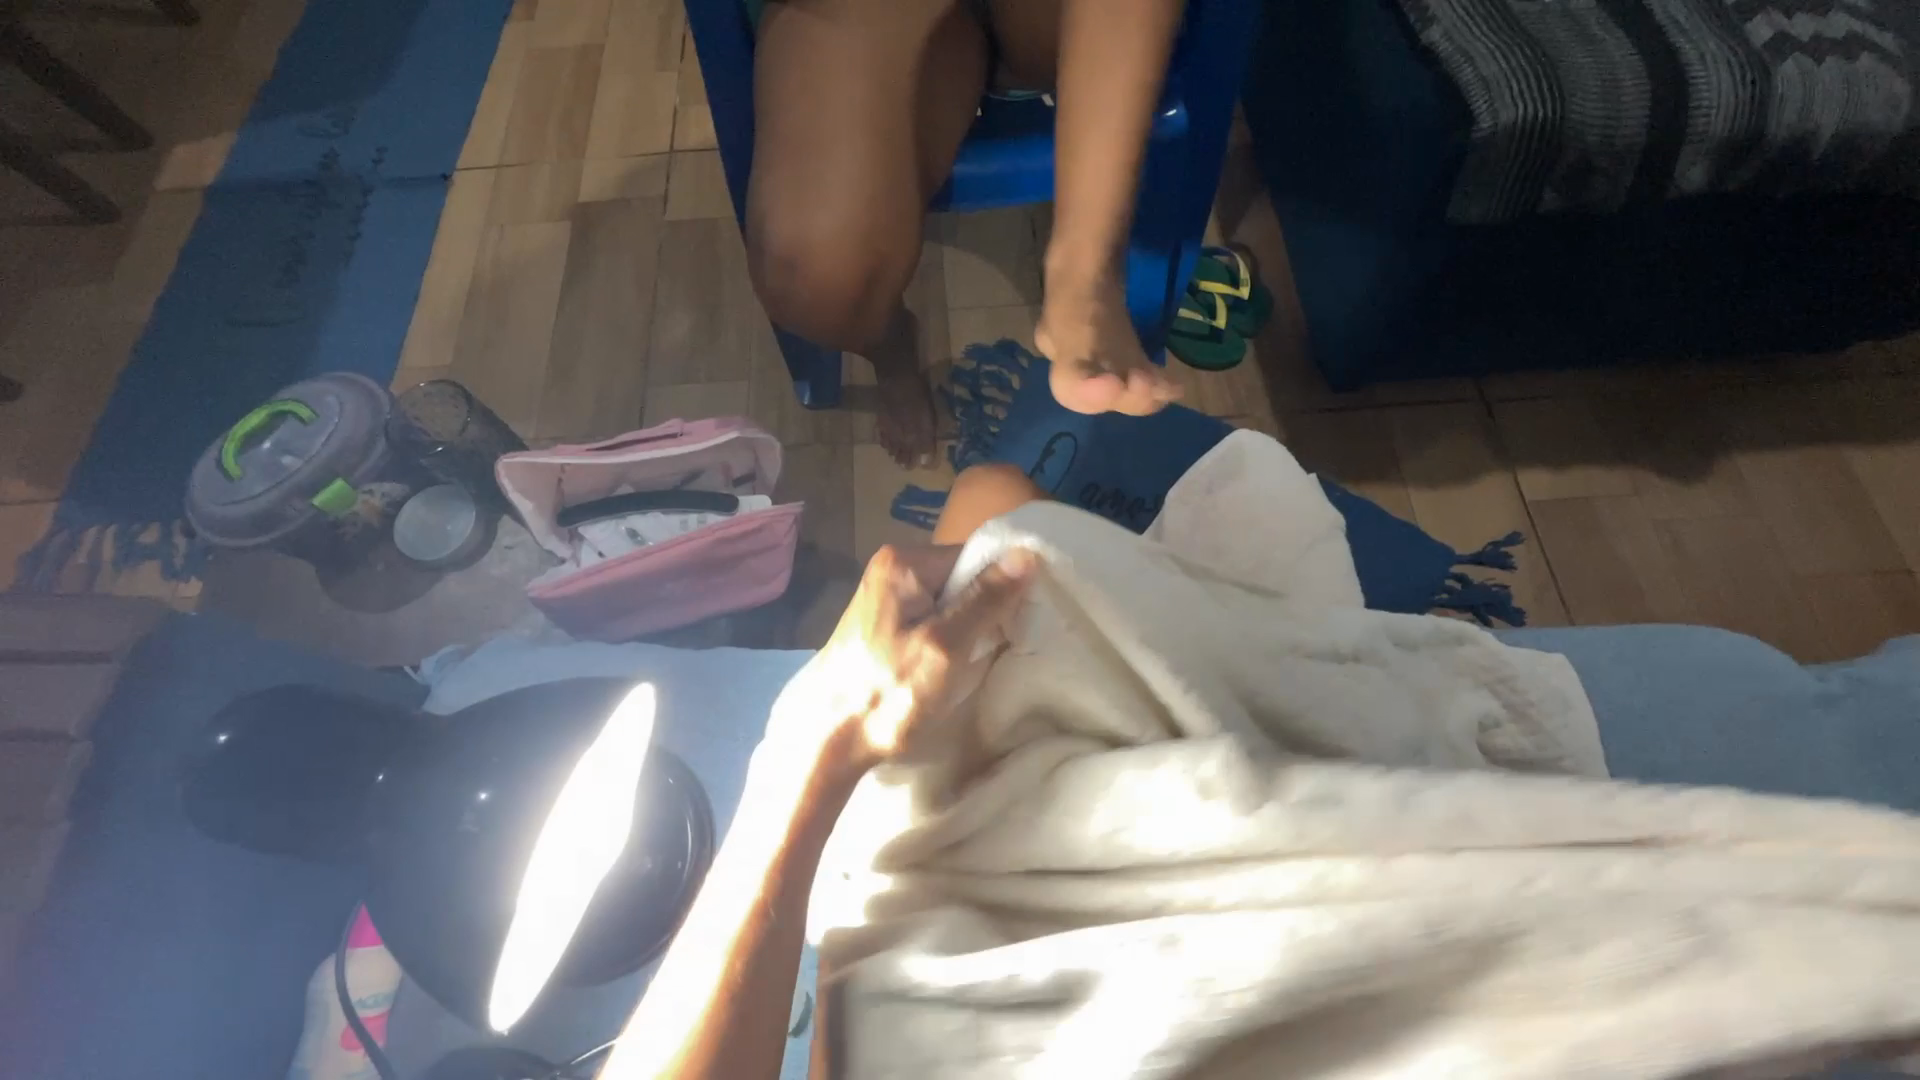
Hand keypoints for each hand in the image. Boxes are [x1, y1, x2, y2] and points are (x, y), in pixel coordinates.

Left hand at [800, 544, 1035, 772]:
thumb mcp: (946, 646)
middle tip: (1003, 646)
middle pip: (963, 577)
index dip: (1004, 587)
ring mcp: (886, 595)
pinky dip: (949, 639)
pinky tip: (953, 665)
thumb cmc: (888, 694)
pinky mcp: (884, 623)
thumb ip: (985, 599)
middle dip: (986, 609)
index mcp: (904, 562)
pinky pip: (933, 618)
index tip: (1022, 622)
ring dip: (969, 628)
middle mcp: (892, 567)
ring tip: (979, 660)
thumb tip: (1026, 553)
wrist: (828, 740)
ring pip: (951, 601)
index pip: (977, 556)